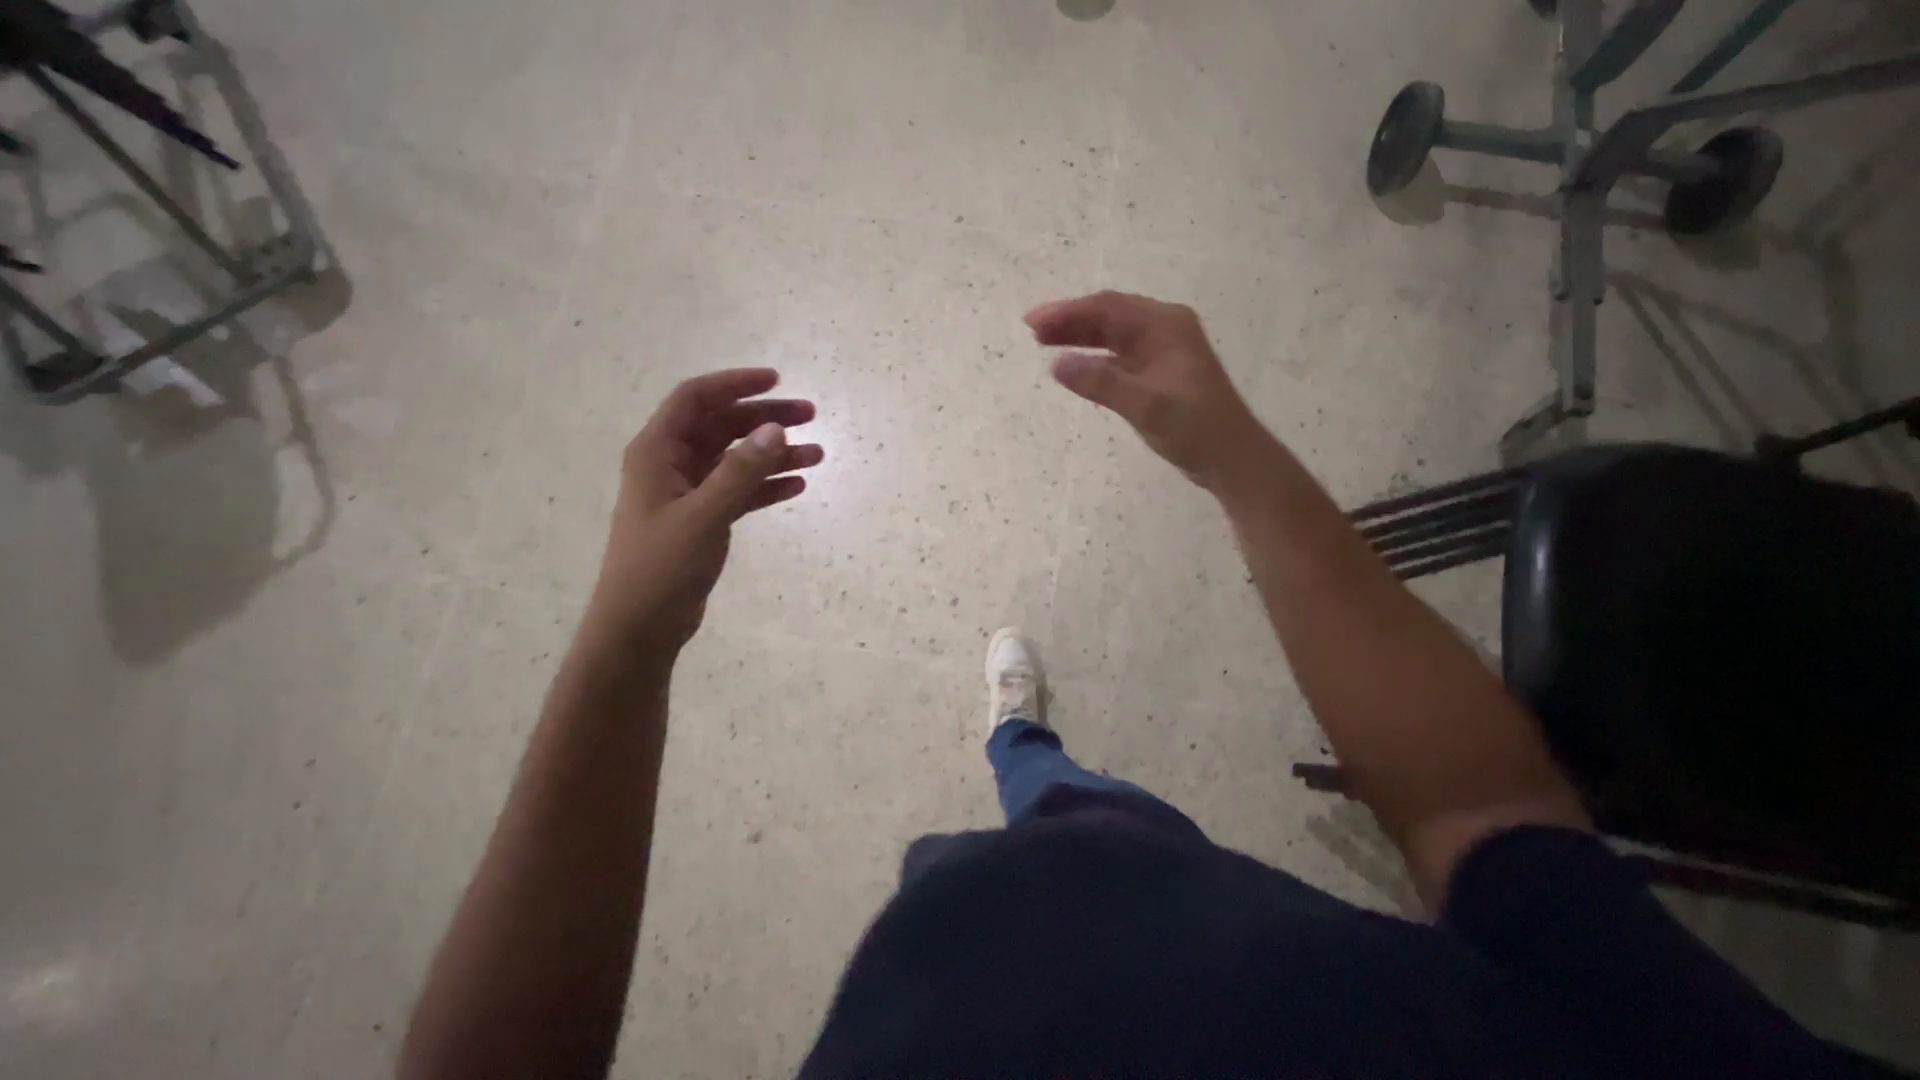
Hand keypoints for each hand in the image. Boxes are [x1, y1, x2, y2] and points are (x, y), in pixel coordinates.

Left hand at [586, 369, 823, 657]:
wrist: (640, 627)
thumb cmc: (661, 567)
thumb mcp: (704, 516)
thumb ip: (740, 472)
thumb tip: (775, 429)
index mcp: (657, 452)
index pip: (696, 399)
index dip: (735, 384)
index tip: (777, 381)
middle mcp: (671, 465)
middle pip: (723, 426)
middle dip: (765, 419)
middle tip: (810, 416)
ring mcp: (687, 493)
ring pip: (736, 460)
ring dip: (773, 455)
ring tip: (817, 455)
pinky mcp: (702, 520)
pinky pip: (739, 491)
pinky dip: (766, 486)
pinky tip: (797, 487)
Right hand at [1027, 291, 1271, 493]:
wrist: (1233, 460)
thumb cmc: (1196, 429)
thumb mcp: (1147, 405)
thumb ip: (1101, 382)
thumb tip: (1057, 364)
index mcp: (1166, 326)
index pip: (1108, 309)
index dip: (1068, 313)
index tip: (1033, 323)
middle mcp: (1164, 331)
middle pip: (1109, 317)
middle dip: (1070, 322)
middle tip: (1032, 332)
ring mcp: (1163, 353)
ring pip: (1113, 336)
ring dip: (1081, 338)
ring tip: (1045, 344)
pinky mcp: (1159, 375)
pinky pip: (1120, 357)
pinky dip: (1095, 359)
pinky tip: (1076, 367)